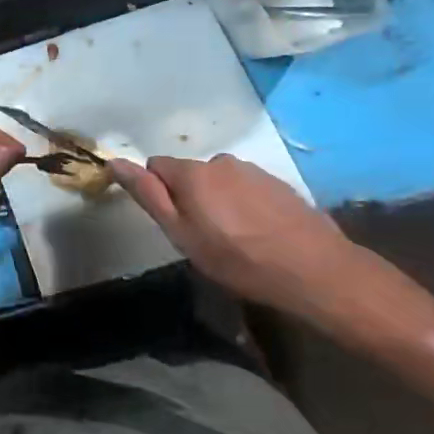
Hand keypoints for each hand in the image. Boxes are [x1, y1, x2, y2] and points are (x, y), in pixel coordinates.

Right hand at [110, 154, 366, 319]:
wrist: (318, 272)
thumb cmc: (239, 259)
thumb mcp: (182, 235)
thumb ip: (148, 195)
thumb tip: (114, 161)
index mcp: (192, 173)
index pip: (156, 166)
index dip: (160, 194)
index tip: (176, 224)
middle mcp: (220, 161)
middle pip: (190, 174)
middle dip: (191, 198)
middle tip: (206, 237)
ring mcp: (254, 171)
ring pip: (221, 181)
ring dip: (220, 201)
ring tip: (238, 239)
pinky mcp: (281, 184)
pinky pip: (248, 189)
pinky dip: (247, 206)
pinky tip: (262, 235)